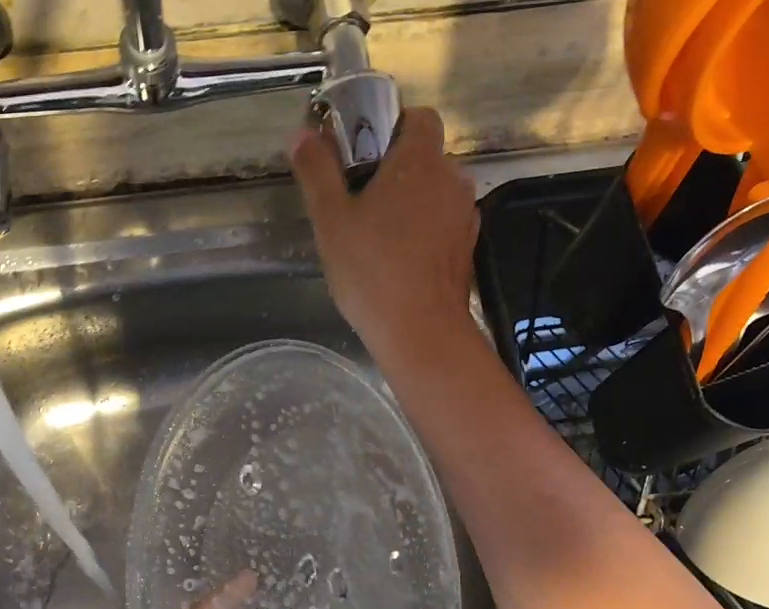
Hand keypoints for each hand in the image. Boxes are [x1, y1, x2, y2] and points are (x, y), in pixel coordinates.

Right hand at [289, 107, 480, 358]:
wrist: (420, 332)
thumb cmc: (371, 271)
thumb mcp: (331, 220)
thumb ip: (317, 173)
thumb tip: (302, 134)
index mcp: (420, 160)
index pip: (420, 116)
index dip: (394, 126)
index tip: (365, 153)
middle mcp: (451, 179)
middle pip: (426, 157)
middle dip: (398, 170)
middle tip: (361, 201)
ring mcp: (465, 215)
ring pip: (436, 193)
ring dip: (412, 203)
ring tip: (380, 235)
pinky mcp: (467, 248)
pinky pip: (444, 224)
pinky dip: (425, 231)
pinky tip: (400, 260)